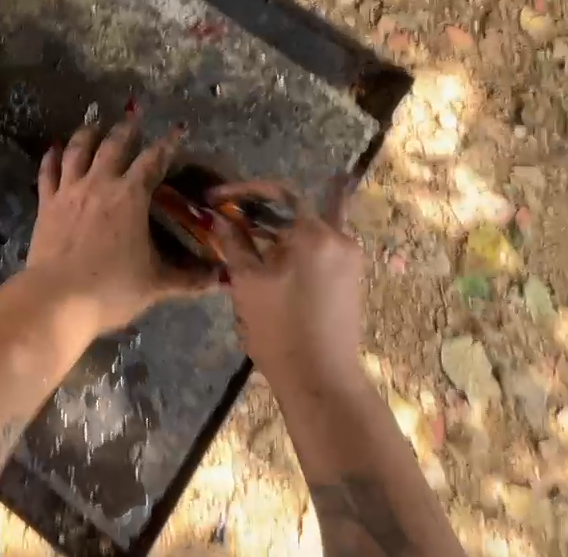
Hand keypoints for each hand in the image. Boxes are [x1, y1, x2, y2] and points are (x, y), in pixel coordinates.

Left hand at [24, 114, 218, 333]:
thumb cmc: (112, 288)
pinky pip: (48, 173)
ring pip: (77, 152)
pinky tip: (51, 149)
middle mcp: (99, 184)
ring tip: (94, 124)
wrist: (58, 297)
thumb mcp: (158, 284)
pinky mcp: (46, 203)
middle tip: (133, 116)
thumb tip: (223, 279)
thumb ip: (190, 278)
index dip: (167, 145)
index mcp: (130, 197)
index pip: (153, 162)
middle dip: (126, 130)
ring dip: (87, 135)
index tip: (177, 131)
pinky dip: (50, 158)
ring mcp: (69, 191)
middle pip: (113, 146)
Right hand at [210, 193, 365, 385]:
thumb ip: (234, 241)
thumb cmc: (279, 325)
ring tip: (245, 231)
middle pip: (298, 207)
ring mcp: (350, 261)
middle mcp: (340, 240)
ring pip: (310, 226)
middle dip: (262, 205)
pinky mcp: (349, 279)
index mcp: (316, 235)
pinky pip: (320, 246)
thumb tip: (221, 217)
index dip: (245, 189)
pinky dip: (294, 242)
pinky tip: (269, 254)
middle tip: (231, 210)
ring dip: (278, 224)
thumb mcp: (246, 279)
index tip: (217, 197)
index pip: (280, 192)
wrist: (320, 378)